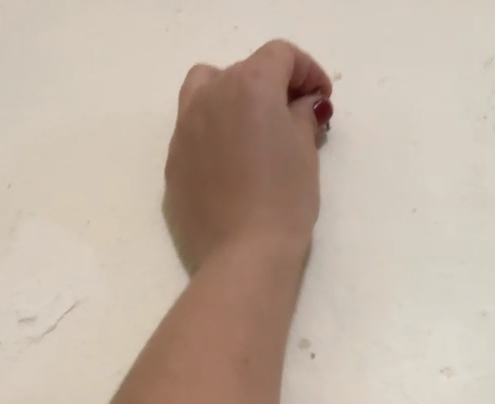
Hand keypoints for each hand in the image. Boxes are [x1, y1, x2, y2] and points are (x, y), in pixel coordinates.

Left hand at [165, 40, 332, 270]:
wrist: (242, 257)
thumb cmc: (284, 204)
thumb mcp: (305, 156)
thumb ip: (301, 118)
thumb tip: (301, 105)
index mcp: (249, 86)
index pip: (280, 55)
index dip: (307, 71)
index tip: (321, 100)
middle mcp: (210, 96)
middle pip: (242, 71)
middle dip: (271, 87)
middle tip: (292, 118)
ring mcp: (184, 129)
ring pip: (206, 92)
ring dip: (232, 101)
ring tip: (252, 134)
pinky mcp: (173, 163)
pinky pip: (194, 133)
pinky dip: (215, 136)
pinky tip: (232, 168)